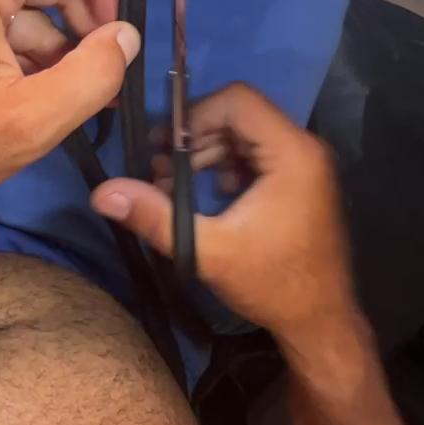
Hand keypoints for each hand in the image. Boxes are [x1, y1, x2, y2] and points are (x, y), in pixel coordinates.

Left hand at [0, 0, 139, 220]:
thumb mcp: (28, 122)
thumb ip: (91, 76)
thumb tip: (126, 38)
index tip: (119, 37)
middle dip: (84, 22)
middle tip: (102, 74)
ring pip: (29, 2)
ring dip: (57, 44)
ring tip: (69, 97)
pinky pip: (2, 20)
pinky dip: (27, 52)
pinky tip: (33, 95)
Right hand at [89, 83, 358, 341]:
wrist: (321, 324)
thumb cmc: (272, 284)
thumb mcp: (208, 250)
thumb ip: (156, 216)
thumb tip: (102, 193)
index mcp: (292, 152)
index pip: (238, 100)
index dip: (197, 114)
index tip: (168, 147)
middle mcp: (303, 147)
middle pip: (239, 114)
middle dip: (195, 135)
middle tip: (159, 166)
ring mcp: (304, 163)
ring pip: (245, 133)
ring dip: (207, 151)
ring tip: (172, 183)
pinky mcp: (299, 179)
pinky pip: (257, 153)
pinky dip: (226, 164)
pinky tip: (204, 194)